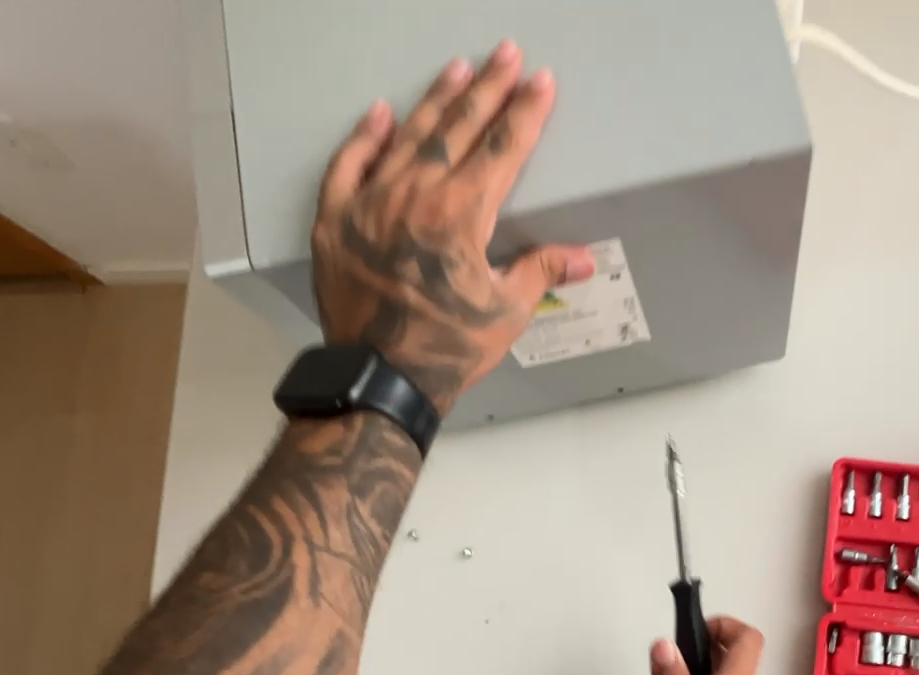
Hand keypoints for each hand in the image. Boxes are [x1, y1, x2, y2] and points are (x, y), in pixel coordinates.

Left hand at [310, 42, 595, 416]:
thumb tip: (581, 258)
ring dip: (436, 100)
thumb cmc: (448, 348)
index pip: (502, 150)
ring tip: (458, 69)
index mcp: (461, 215)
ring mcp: (370, 202)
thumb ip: (541, 271)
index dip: (525, 114)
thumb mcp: (507, 311)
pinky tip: (380, 113)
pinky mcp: (337, 219)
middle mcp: (415, 195)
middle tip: (505, 54)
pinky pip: (349, 164)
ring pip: (408, 136)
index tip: (541, 83)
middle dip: (487, 89)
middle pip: (458, 129)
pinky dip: (365, 137)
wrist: (381, 375)